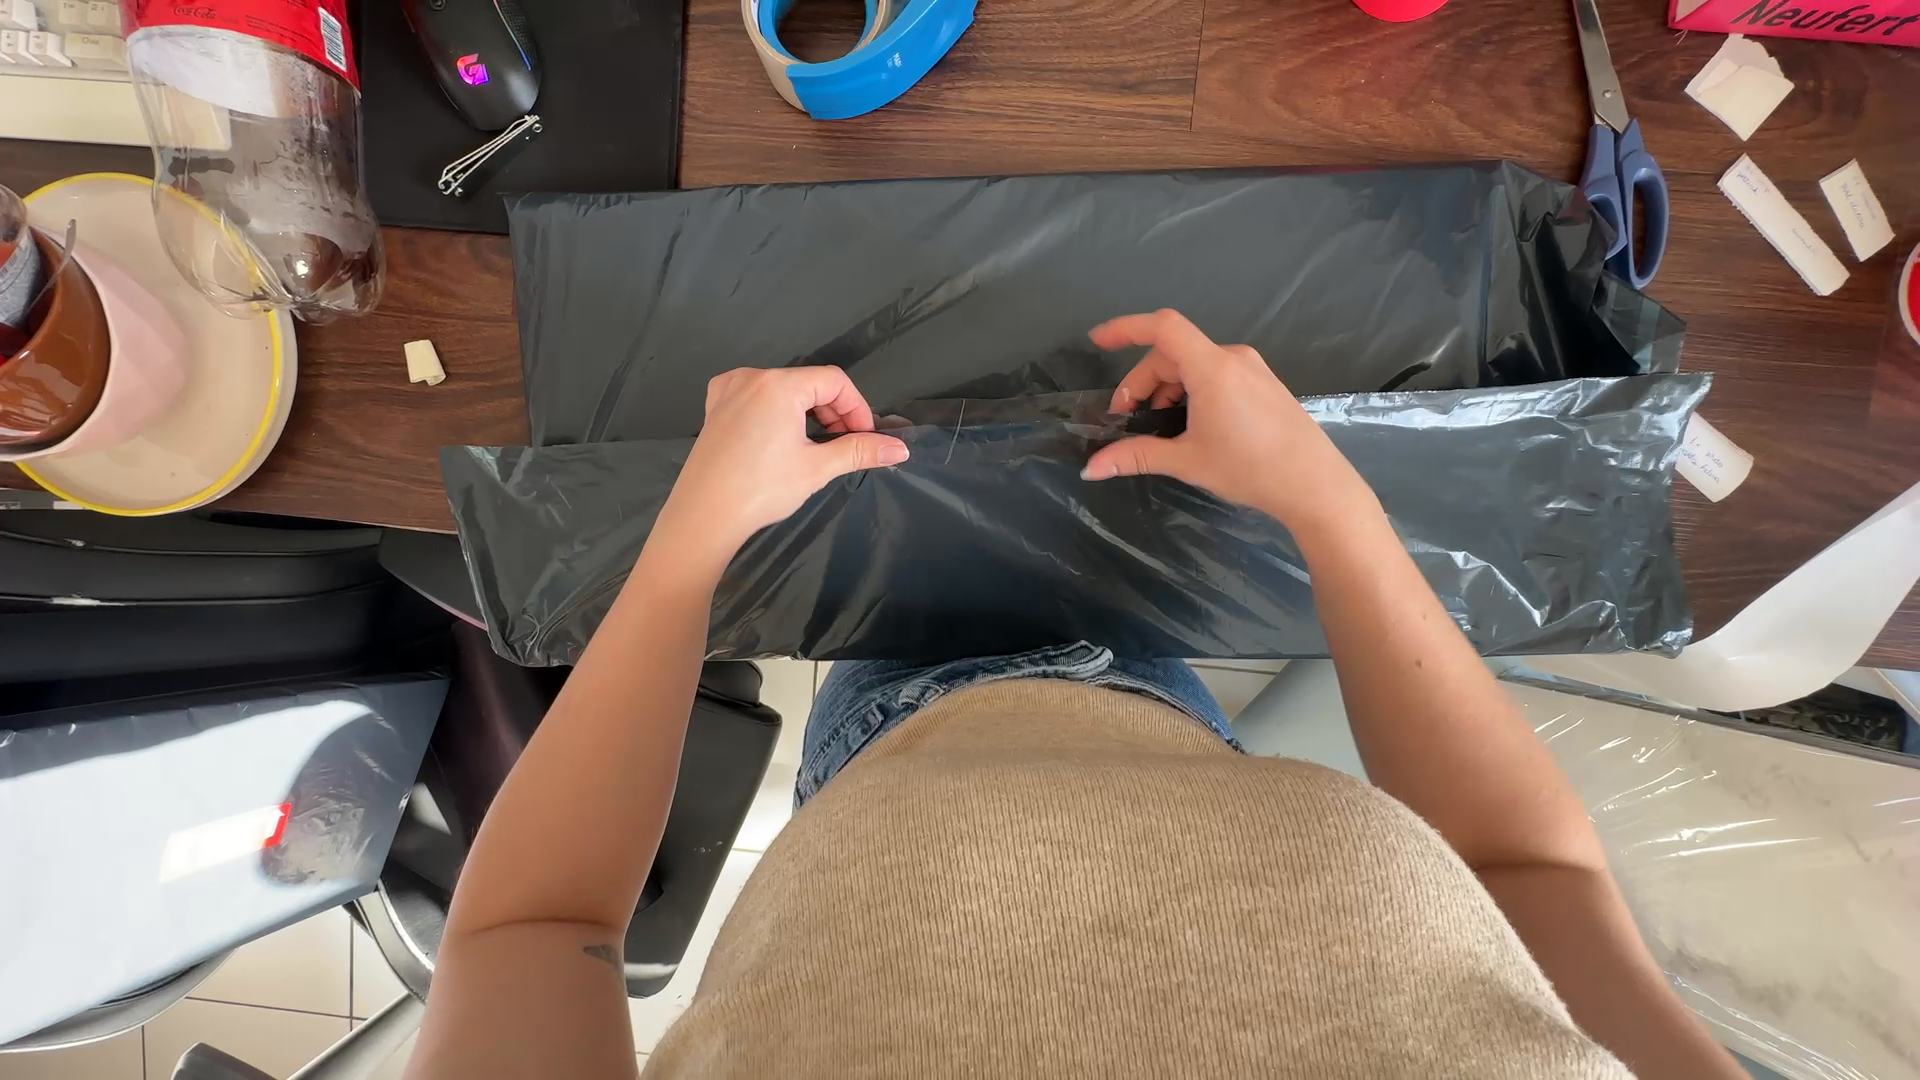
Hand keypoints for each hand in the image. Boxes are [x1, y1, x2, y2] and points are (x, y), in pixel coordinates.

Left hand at [652, 366, 907, 563]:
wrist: (705, 515)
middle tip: (845, 446)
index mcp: (779, 385)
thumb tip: (900, 449)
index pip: (835, 381)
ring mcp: (729, 390)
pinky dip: (776, 410)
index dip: (857, 408)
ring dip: (808, 413)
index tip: (866, 438)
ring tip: (816, 446)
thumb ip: (860, 451)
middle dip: (834, 412)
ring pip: (784, 390)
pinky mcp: (715, 407)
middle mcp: (753, 378)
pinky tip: (779, 433)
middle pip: (809, 383)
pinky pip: (756, 396)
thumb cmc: (763, 488)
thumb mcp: (818, 468)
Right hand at [1081, 310, 1376, 534]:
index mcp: (1212, 368)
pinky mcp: (1262, 384)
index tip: (1097, 340)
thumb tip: (1090, 469)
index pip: (1162, 328)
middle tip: (1127, 420)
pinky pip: (1214, 375)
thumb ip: (1135, 456)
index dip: (1125, 328)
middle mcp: (1232, 358)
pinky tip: (1189, 425)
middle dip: (1142, 383)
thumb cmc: (1249, 468)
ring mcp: (1251, 369)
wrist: (1315, 485)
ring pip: (1193, 366)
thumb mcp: (1186, 461)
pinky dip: (1190, 392)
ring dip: (1166, 390)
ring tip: (1159, 428)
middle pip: (1172, 354)